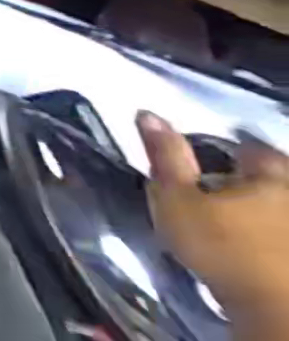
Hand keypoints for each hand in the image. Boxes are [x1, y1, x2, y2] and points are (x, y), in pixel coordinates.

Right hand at [138, 111, 288, 330]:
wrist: (278, 311)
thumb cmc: (221, 246)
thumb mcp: (174, 196)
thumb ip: (165, 155)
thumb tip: (148, 113)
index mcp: (270, 179)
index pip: (254, 149)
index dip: (231, 146)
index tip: (209, 150)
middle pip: (278, 177)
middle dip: (252, 178)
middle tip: (223, 180)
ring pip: (282, 206)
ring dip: (264, 205)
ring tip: (238, 210)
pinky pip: (282, 233)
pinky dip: (273, 231)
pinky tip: (259, 239)